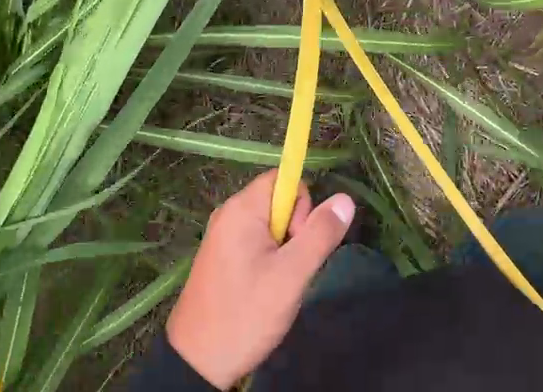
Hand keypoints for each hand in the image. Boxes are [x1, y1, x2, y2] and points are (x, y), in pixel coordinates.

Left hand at [166, 170, 354, 388]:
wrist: (196, 363)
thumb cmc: (245, 314)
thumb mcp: (291, 276)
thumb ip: (320, 235)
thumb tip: (345, 199)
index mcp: (242, 209)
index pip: (284, 179)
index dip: (302, 206)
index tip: (296, 242)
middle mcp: (229, 214)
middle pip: (279, 202)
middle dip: (294, 231)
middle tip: (288, 270)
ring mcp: (222, 236)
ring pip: (270, 226)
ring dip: (283, 250)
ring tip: (276, 286)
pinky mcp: (220, 257)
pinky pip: (255, 243)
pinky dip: (268, 261)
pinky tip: (264, 291)